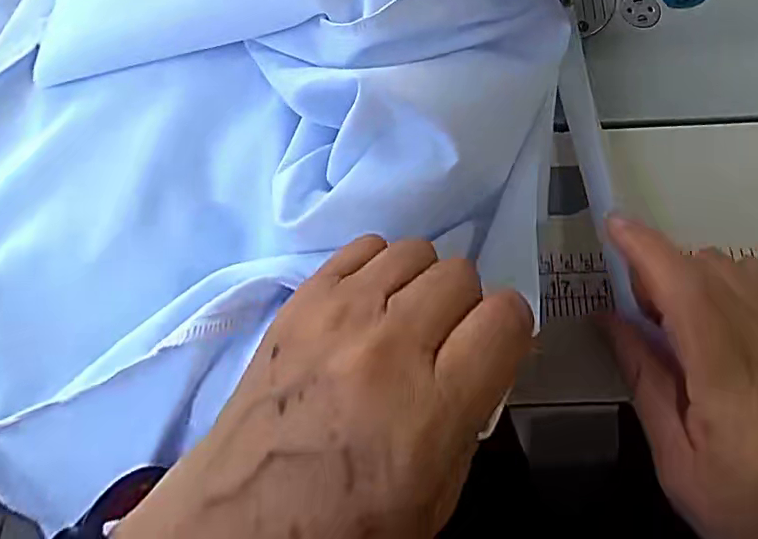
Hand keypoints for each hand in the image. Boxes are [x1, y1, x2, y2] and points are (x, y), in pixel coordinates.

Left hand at [118, 236, 534, 538]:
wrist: (248, 510)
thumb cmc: (351, 518)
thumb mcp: (438, 492)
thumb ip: (472, 409)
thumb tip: (491, 346)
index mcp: (431, 404)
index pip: (503, 318)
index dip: (509, 327)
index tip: (497, 340)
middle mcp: (389, 343)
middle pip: (459, 274)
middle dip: (465, 304)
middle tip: (445, 334)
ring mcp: (342, 310)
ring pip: (414, 250)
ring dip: (421, 280)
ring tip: (404, 313)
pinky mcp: (305, 294)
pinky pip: (364, 246)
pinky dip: (378, 266)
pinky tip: (367, 299)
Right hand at [601, 218, 757, 538]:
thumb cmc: (752, 513)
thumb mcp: (679, 463)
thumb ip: (643, 381)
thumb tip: (608, 317)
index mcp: (736, 392)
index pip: (690, 295)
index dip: (648, 250)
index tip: (613, 224)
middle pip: (708, 270)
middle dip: (659, 264)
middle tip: (635, 302)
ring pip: (732, 268)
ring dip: (690, 271)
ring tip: (675, 315)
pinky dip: (721, 279)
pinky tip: (711, 316)